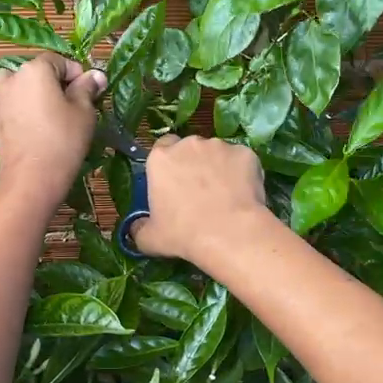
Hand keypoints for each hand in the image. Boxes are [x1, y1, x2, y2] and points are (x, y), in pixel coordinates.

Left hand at [0, 53, 105, 203]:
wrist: (32, 178)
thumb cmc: (63, 141)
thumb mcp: (84, 112)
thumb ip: (87, 88)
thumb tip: (96, 75)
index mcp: (35, 70)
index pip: (58, 61)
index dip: (75, 74)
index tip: (86, 91)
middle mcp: (9, 78)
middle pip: (33, 73)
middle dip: (50, 84)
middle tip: (66, 106)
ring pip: (9, 85)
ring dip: (23, 92)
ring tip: (38, 112)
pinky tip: (9, 117)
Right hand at [131, 135, 275, 263]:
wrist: (229, 233)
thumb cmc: (183, 234)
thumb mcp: (151, 239)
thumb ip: (139, 229)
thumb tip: (136, 228)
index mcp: (161, 159)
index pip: (161, 148)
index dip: (169, 164)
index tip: (174, 181)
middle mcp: (189, 144)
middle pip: (190, 148)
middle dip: (194, 163)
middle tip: (200, 191)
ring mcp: (220, 146)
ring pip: (217, 153)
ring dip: (218, 167)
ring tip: (225, 194)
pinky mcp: (246, 153)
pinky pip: (241, 160)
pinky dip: (242, 172)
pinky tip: (243, 194)